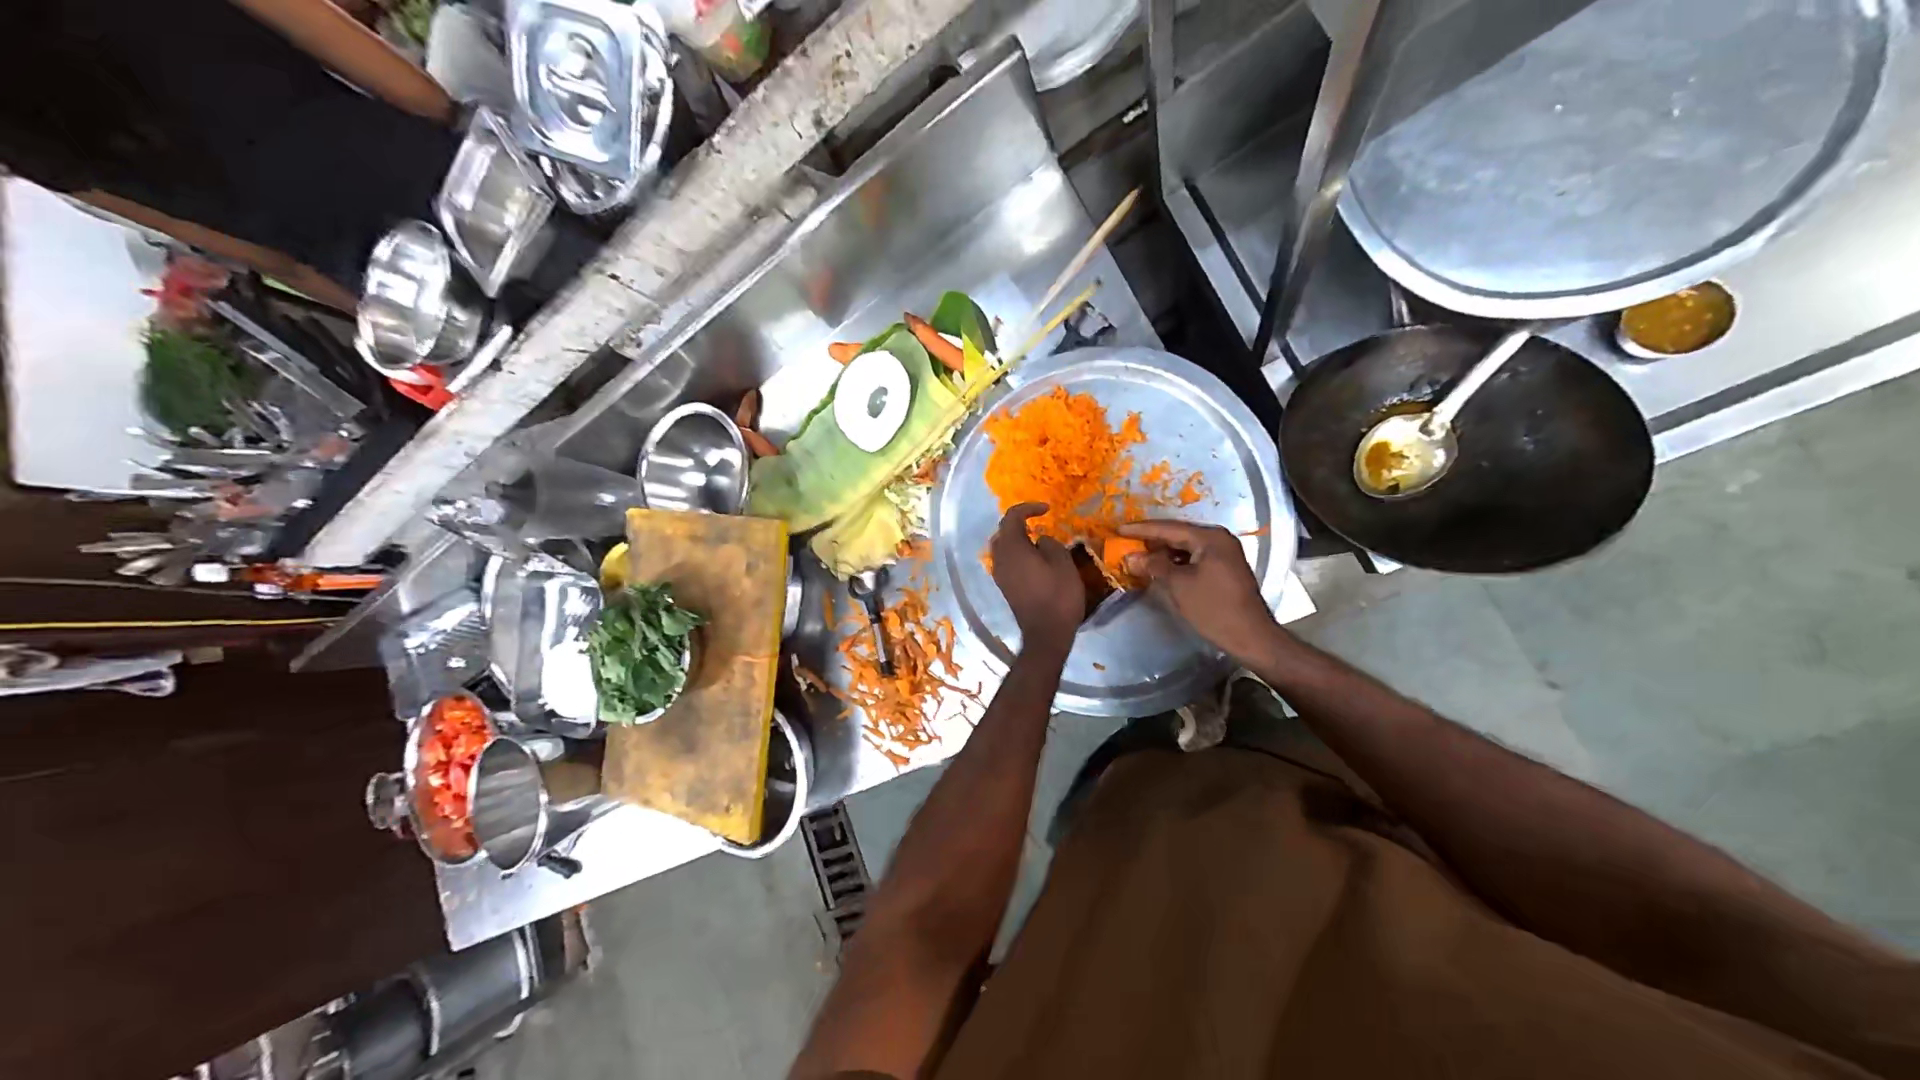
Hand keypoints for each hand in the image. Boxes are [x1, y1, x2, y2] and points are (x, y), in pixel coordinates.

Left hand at [990, 503, 1084, 647]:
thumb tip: (1040, 541)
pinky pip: (1007, 562)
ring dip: (1018, 540)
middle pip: (1004, 532)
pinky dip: (1018, 554)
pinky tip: (1035, 560)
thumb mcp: (1062, 562)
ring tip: (1038, 541)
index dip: (1028, 508)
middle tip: (1040, 522)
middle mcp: (999, 559)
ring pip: (1004, 548)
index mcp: (1011, 548)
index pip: (1012, 517)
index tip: (1047, 509)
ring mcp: (1000, 575)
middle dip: (1020, 523)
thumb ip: (1050, 543)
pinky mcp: (1005, 587)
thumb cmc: (1058, 595)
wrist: (1046, 634)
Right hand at [1119, 521, 1279, 659]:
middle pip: (1178, 534)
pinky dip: (1176, 561)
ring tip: (1138, 555)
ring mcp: (1224, 553)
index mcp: (1210, 538)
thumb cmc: (1213, 608)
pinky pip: (1194, 557)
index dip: (1141, 529)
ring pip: (1186, 547)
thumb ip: (1154, 566)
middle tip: (1126, 541)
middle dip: (1151, 539)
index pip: (1169, 528)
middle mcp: (1219, 539)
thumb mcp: (1179, 585)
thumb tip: (1131, 557)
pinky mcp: (1224, 568)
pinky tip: (1160, 568)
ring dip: (1163, 552)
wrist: (1250, 636)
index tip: (1118, 529)